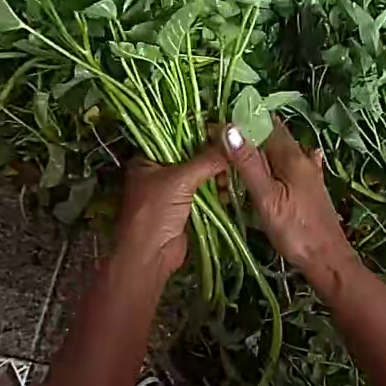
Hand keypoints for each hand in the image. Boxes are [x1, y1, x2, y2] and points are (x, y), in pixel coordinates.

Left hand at [108, 144, 228, 281]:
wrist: (149, 257)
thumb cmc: (155, 212)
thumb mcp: (180, 180)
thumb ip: (207, 160)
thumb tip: (234, 141)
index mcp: (148, 158)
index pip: (177, 136)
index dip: (200, 132)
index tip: (226, 128)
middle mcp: (160, 171)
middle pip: (192, 155)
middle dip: (214, 154)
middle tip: (237, 149)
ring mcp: (174, 190)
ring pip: (202, 174)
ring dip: (219, 173)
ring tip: (237, 169)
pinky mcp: (187, 206)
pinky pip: (207, 191)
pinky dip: (219, 188)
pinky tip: (233, 186)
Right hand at [221, 118, 359, 282]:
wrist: (327, 258)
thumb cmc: (294, 230)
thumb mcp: (266, 197)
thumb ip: (248, 163)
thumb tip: (229, 127)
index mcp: (291, 156)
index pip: (265, 125)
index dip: (242, 122)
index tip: (216, 126)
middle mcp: (303, 158)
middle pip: (274, 136)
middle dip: (250, 134)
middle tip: (220, 140)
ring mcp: (310, 173)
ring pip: (282, 151)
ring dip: (262, 148)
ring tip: (239, 152)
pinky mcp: (311, 188)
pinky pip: (291, 165)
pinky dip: (277, 162)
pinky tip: (280, 163)